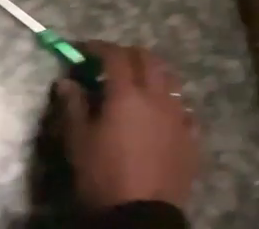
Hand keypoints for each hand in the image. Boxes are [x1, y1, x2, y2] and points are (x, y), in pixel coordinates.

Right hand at [57, 42, 200, 212]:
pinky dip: (172, 104)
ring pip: (171, 81)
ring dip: (153, 74)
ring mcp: (179, 119)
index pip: (114, 54)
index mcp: (126, 94)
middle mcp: (156, 99)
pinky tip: (161, 116)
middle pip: (148, 59)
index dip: (97, 47)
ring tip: (138, 84)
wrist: (141, 219)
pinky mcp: (192, 141)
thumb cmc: (104, 175)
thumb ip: (72, 105)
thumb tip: (66, 81)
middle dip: (128, 54)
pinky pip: (185, 111)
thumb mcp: (78, 140)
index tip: (82, 51)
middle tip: (110, 63)